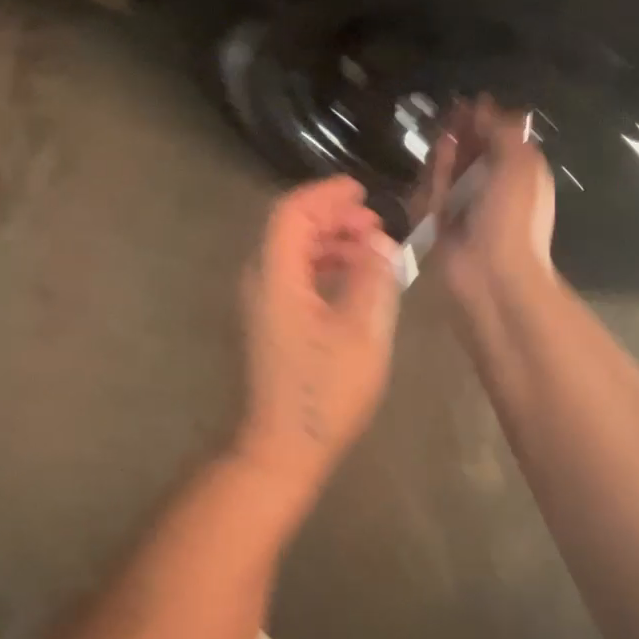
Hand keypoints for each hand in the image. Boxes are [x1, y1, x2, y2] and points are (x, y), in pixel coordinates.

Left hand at [233, 176, 399, 487]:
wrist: (282, 447)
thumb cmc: (324, 391)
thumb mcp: (362, 333)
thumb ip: (373, 278)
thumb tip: (380, 241)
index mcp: (275, 274)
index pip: (291, 212)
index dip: (326, 194)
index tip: (362, 192)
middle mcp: (259, 278)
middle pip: (290, 227)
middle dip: (333, 216)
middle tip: (375, 223)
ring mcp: (261, 300)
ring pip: (293, 250)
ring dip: (330, 241)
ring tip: (373, 248)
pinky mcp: (269, 319)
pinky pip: (294, 274)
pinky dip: (323, 265)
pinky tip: (354, 277)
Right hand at [440, 104, 559, 319]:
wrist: (492, 274)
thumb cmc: (512, 217)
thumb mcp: (519, 164)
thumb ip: (503, 131)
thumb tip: (486, 104)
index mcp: (515, 168)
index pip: (491, 132)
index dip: (475, 118)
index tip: (459, 108)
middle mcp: (488, 183)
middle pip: (460, 149)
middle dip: (451, 147)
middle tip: (446, 151)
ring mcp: (461, 203)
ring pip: (438, 171)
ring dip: (438, 174)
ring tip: (441, 189)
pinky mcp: (438, 222)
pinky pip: (424, 198)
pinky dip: (427, 200)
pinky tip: (433, 209)